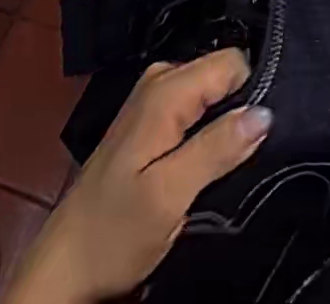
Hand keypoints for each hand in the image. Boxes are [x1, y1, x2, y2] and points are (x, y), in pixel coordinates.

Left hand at [1, 49, 272, 303]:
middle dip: (239, 106)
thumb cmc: (113, 232)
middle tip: (240, 153)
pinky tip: (208, 159)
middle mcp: (159, 82)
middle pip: (221, 73)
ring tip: (226, 160)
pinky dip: (209, 129)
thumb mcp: (168, 195)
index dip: (250, 92)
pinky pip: (197, 107)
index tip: (254, 134)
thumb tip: (264, 112)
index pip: (231, 62)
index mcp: (164, 91)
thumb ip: (217, 149)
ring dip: (226, 121)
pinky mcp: (152, 121)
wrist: (65, 267)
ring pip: (212, 91)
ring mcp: (153, 100)